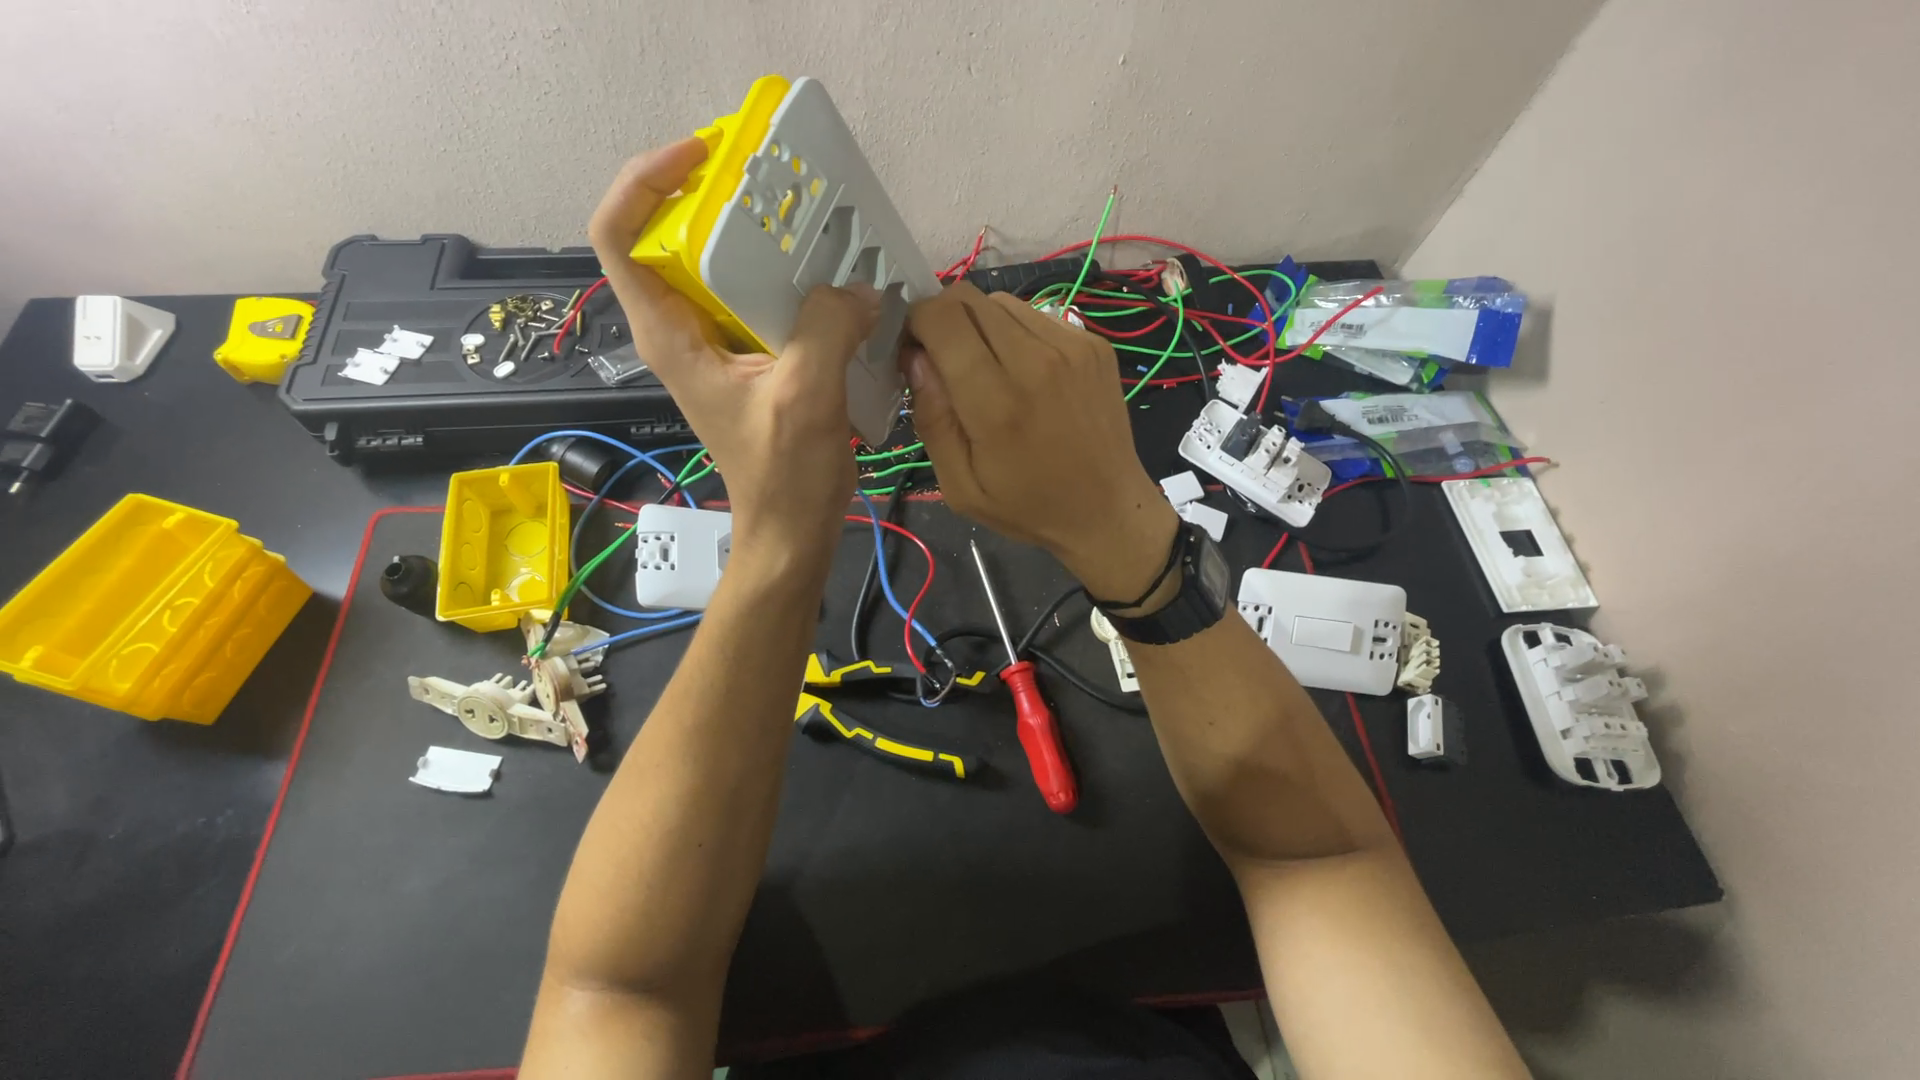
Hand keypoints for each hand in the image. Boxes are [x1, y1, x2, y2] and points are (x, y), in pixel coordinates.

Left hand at [589, 138, 878, 560]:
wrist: (790, 531)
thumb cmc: (785, 475)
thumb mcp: (805, 397)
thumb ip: (827, 328)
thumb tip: (858, 285)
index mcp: (670, 334)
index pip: (620, 233)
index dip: (645, 178)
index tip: (705, 155)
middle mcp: (682, 331)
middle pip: (672, 238)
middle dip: (716, 197)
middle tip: (774, 178)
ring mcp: (714, 345)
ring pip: (719, 266)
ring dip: (758, 235)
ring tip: (809, 215)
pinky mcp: (746, 358)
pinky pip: (757, 297)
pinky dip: (787, 275)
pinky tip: (831, 274)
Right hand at [903, 282, 1178, 602]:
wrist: (1108, 511)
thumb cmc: (1027, 507)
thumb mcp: (961, 486)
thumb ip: (932, 419)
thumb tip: (914, 358)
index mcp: (996, 402)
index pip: (941, 318)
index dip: (915, 324)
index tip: (912, 352)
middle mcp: (1035, 361)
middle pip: (967, 299)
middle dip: (942, 320)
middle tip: (943, 360)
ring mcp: (1071, 346)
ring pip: (1001, 302)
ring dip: (979, 325)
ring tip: (985, 369)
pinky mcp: (1093, 343)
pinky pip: (1035, 315)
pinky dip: (1016, 334)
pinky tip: (1024, 374)